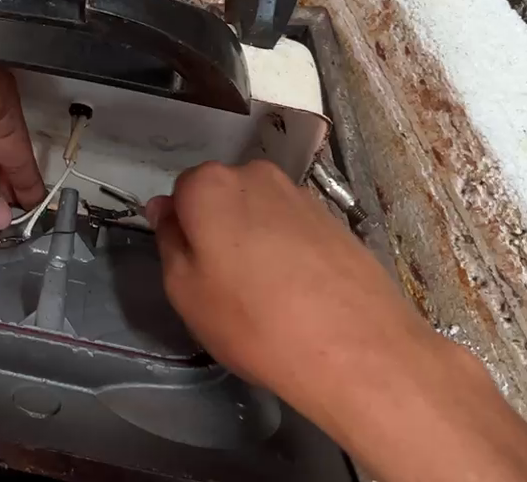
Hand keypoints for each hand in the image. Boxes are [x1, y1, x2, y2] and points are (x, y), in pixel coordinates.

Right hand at [148, 161, 526, 481]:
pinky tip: (299, 293)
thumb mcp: (185, 292)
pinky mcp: (335, 219)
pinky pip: (294, 227)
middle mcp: (255, 175)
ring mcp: (300, 194)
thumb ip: (168, 242)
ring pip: (259, 211)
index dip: (181, 229)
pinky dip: (289, 250)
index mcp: (210, 185)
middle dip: (218, 228)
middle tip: (225, 283)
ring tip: (268, 294)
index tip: (191, 267)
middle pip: (222, 196)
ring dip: (255, 239)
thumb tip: (166, 211)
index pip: (179, 193)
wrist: (361, 351)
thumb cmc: (256, 322)